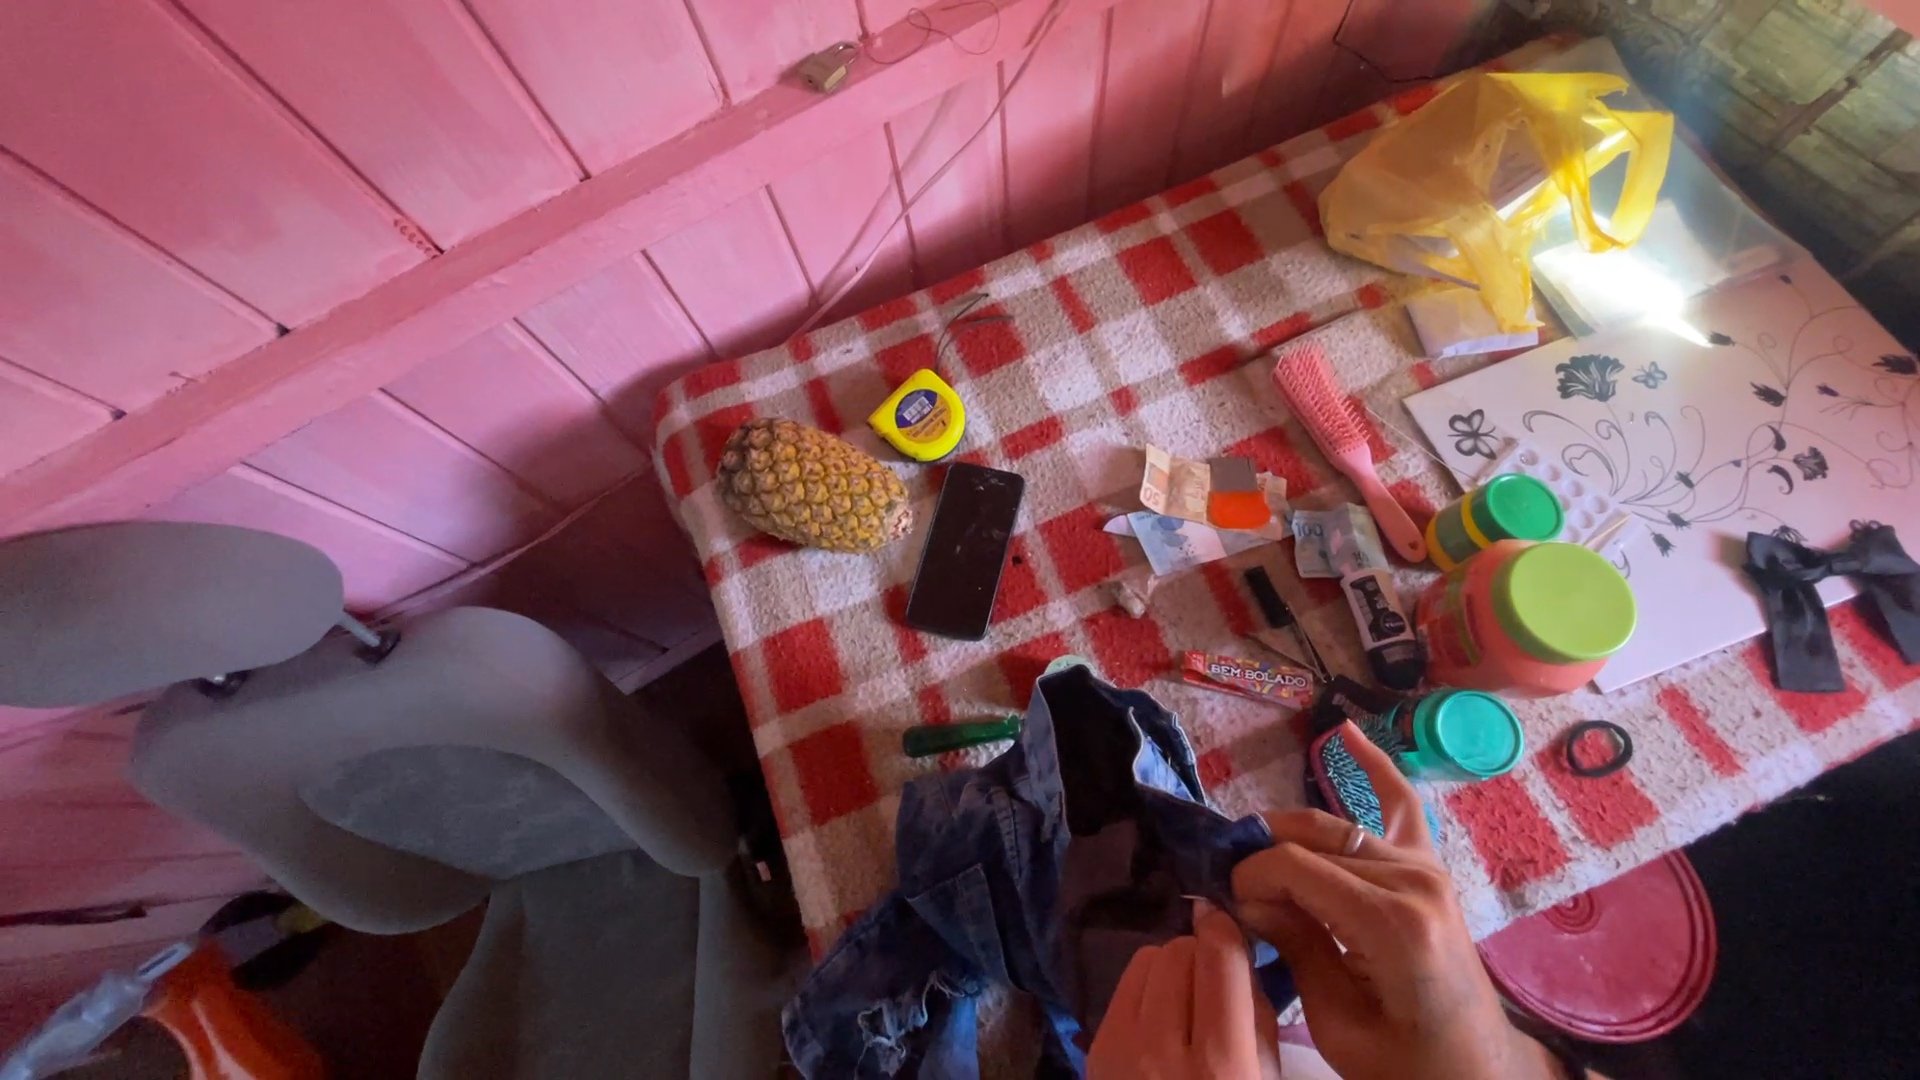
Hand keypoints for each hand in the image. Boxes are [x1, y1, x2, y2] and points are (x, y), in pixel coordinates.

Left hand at [1086, 901, 1278, 1078]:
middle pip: (1178, 952)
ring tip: (1187, 1001)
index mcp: (1221, 1070)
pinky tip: (1160, 1017)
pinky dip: (1146, 988)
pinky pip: (1124, 986)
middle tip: (1215, 983)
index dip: (1225, 930)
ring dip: (1171, 968)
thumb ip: (1257, 1021)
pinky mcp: (1095, 1049)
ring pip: (1146, 959)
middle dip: (1201, 956)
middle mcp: (1162, 1051)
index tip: (1229, 923)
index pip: (1217, 959)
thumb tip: (1236, 954)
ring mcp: (1120, 1049)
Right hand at [1231, 723, 1557, 1079]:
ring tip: (1256, 852)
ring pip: (1333, 824)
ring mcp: (1427, 868)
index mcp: (1393, 928)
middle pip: (1311, 837)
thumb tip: (1242, 895)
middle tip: (1238, 888)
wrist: (1480, 1078)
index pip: (1295, 867)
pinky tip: (1346, 732)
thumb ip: (1290, 944)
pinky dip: (1373, 765)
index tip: (1231, 904)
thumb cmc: (1406, 1067)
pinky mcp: (1430, 867)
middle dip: (1262, 855)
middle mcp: (1414, 882)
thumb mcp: (1334, 1023)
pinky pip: (1400, 803)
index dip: (1250, 877)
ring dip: (1288, 832)